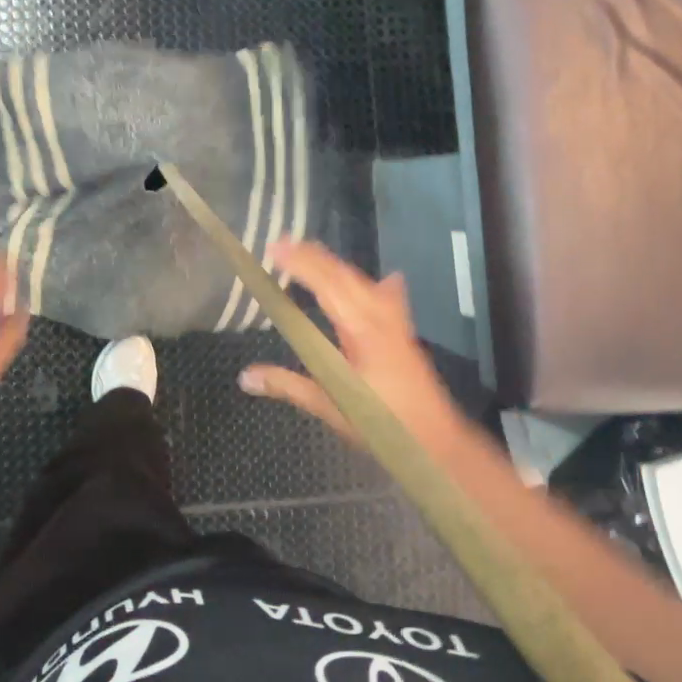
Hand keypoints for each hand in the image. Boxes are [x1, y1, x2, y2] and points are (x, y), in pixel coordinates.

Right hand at [238, 240, 458, 446]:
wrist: (437, 439)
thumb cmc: (382, 421)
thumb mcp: (329, 405)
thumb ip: (287, 386)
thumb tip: (245, 376)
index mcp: (361, 329)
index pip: (327, 284)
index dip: (301, 263)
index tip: (275, 248)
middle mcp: (379, 317)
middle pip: (344, 275)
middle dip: (313, 256)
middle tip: (283, 242)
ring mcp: (394, 323)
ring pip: (363, 282)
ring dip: (336, 266)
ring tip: (312, 253)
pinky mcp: (403, 334)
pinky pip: (387, 296)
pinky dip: (373, 285)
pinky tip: (386, 280)